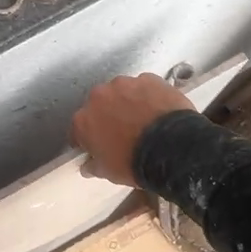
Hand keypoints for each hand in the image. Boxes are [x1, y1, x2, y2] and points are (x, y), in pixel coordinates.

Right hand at [69, 74, 193, 186]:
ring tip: (143, 120)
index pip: (78, 129)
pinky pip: (144, 87)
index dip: (87, 139)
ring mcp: (124, 84)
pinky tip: (157, 110)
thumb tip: (89, 165)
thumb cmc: (135, 161)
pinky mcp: (148, 79)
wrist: (172, 148)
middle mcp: (99, 96)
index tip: (96, 146)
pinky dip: (148, 96)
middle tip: (122, 132)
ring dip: (128, 103)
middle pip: (99, 105)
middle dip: (107, 116)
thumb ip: (93, 165)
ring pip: (121, 93)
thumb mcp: (108, 172)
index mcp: (83, 120)